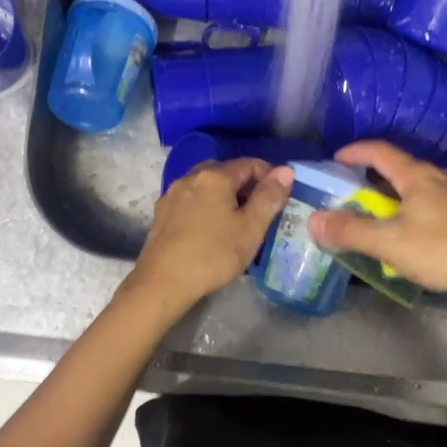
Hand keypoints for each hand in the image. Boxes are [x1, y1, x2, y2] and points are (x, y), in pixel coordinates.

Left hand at [124, 158, 291, 314]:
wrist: (163, 282)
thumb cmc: (213, 254)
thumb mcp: (250, 228)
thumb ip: (269, 197)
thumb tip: (286, 170)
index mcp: (214, 177)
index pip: (248, 164)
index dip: (269, 174)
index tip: (280, 193)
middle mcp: (190, 178)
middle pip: (224, 171)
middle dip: (244, 183)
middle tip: (259, 207)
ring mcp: (172, 195)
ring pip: (204, 185)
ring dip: (223, 194)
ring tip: (235, 218)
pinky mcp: (161, 214)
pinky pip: (190, 200)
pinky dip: (205, 205)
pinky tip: (210, 228)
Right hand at [307, 141, 446, 317]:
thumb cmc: (443, 251)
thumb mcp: (388, 244)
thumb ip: (349, 231)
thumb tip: (314, 219)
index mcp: (419, 176)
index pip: (380, 151)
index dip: (355, 152)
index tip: (336, 159)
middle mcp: (444, 175)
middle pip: (403, 169)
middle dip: (377, 180)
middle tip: (358, 197)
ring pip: (426, 187)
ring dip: (403, 196)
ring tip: (390, 218)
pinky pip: (445, 202)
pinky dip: (425, 209)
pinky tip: (425, 233)